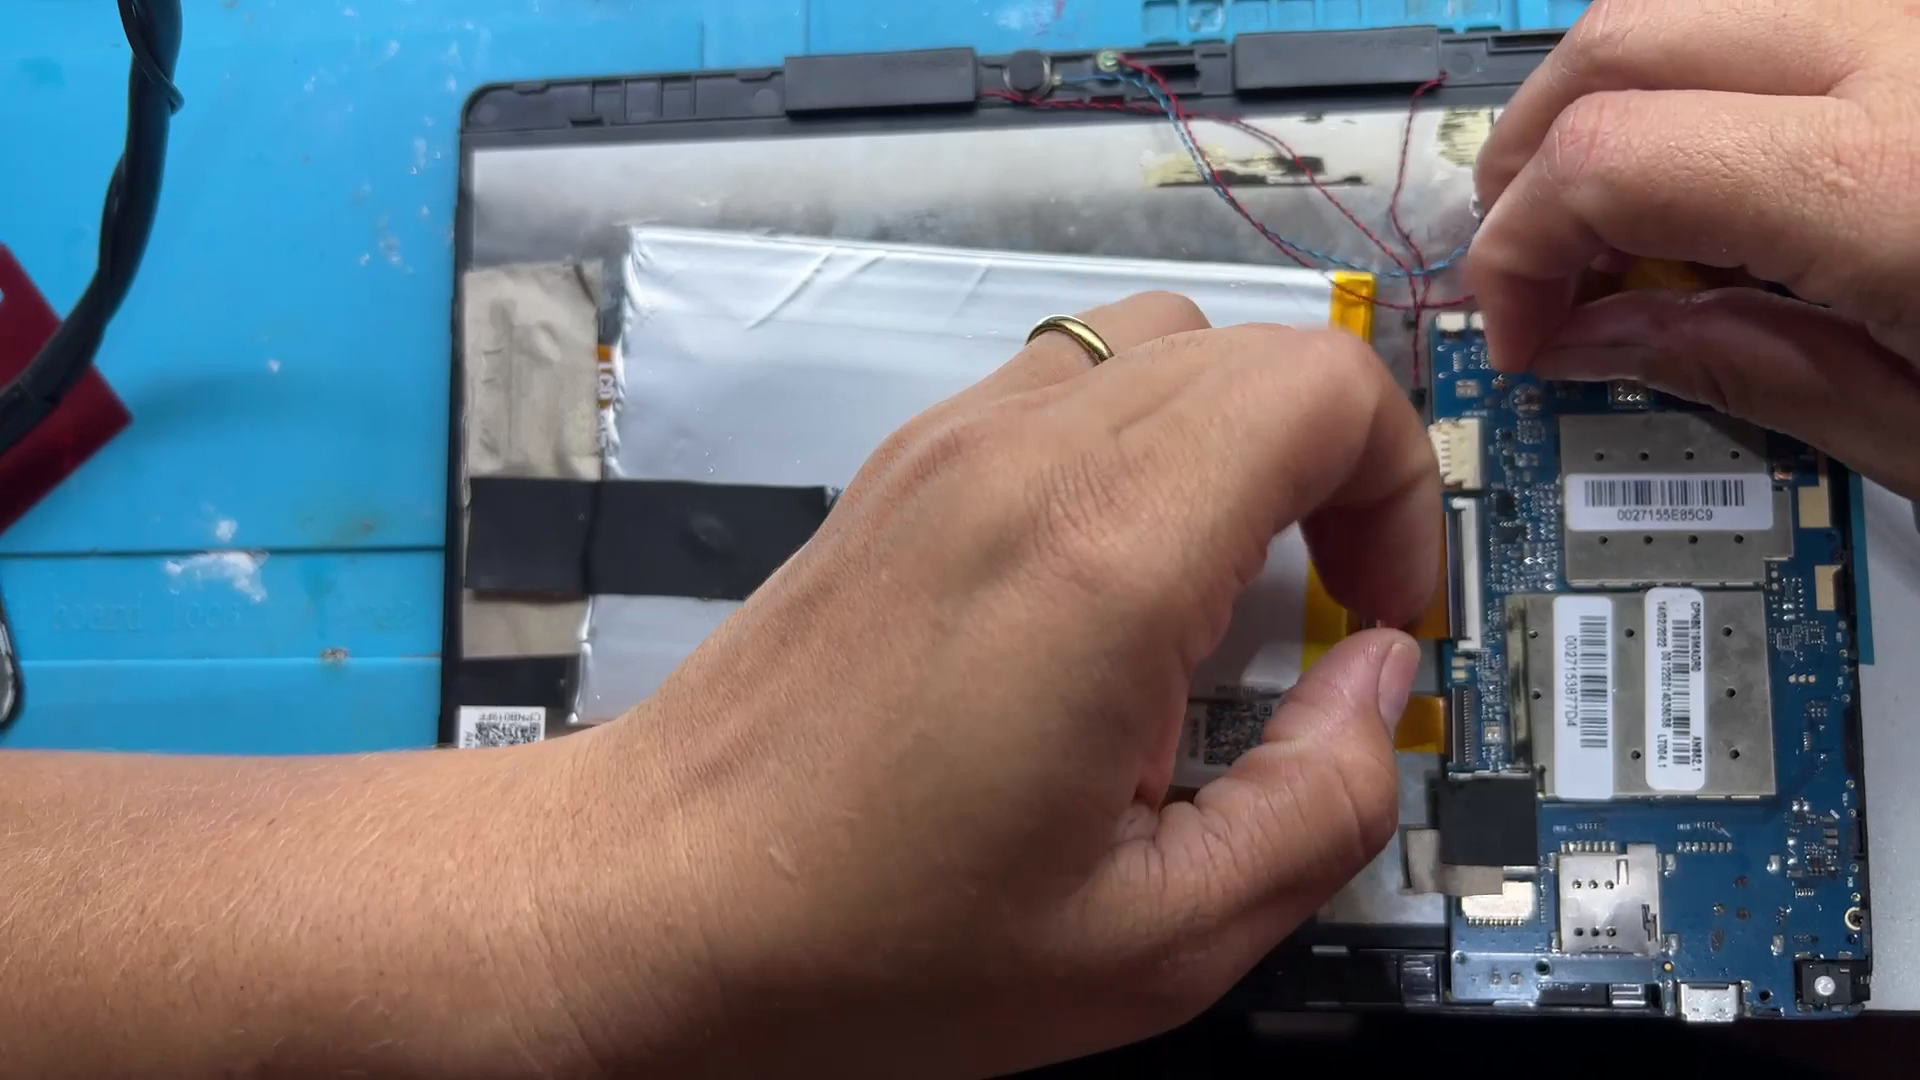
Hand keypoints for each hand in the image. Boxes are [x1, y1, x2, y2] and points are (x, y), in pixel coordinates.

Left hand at [567, 292, 1438, 1075]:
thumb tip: (1374, 686)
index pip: (1318, 390)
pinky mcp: (908, 461)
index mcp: (1098, 558)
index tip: (1374, 605)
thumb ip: (1319, 804)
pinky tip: (1111, 552)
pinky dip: (1136, 433)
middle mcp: (1019, 459)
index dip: (1394, 486)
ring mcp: (949, 442)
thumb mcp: (1151, 936)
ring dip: (1234, 436)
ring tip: (1219, 568)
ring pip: (1159, 342)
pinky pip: (1066, 379)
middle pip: (1253, 353)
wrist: (671, 880)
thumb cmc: (875, 929)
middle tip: (1318, 597)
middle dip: (1332, 462)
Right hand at [1469, 0, 1919, 497]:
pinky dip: (1720, 58)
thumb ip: (1731, 363)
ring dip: (1608, 92)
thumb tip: (1579, 340)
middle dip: (1526, 157)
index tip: (1524, 335)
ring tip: (1606, 187)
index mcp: (1905, 178)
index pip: (1594, 162)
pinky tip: (1732, 143)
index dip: (1513, 256)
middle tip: (1527, 249)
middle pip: (1621, 36)